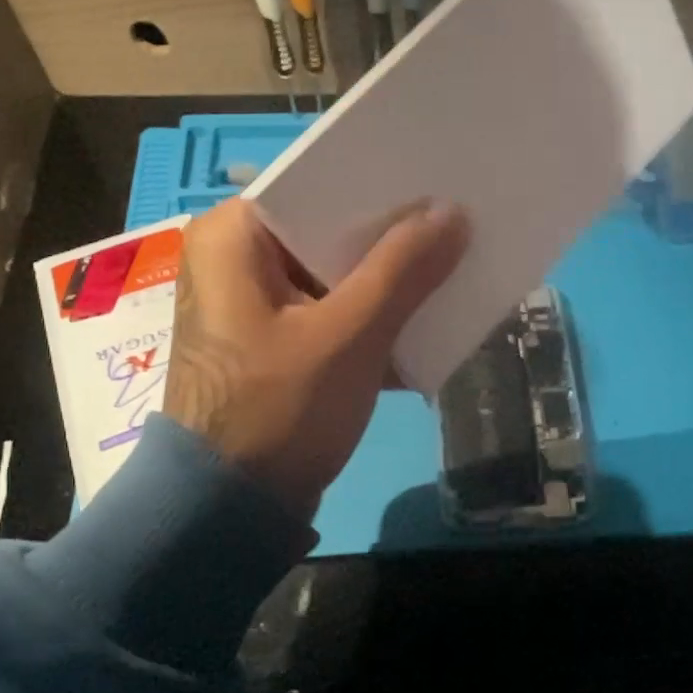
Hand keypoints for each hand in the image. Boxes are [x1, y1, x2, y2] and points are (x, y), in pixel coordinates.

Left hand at [166, 197, 468, 519]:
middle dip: (393, 240)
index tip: (440, 182)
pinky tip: (425, 328)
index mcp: (232, 237)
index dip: (381, 186)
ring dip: (388, 287)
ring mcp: (252, 311)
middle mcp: (235, 262)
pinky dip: (370, 325)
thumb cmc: (281, 409)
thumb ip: (403, 270)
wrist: (234, 511)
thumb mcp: (349, 336)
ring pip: (334, 279)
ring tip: (454, 271)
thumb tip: (454, 212)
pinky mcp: (273, 352)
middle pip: (327, 234)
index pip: (314, 186)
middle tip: (460, 223)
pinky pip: (330, 319)